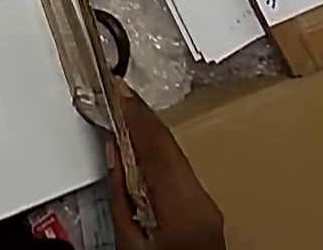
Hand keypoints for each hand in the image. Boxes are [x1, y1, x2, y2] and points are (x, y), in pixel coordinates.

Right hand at [108, 84, 224, 249]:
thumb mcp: (128, 240)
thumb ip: (119, 193)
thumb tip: (114, 150)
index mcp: (181, 205)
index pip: (155, 144)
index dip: (135, 112)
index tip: (119, 88)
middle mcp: (201, 199)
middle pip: (168, 144)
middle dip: (142, 116)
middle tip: (121, 91)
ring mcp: (209, 204)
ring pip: (176, 153)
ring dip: (151, 130)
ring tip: (129, 110)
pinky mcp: (208, 209)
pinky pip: (181, 167)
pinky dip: (161, 149)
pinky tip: (146, 141)